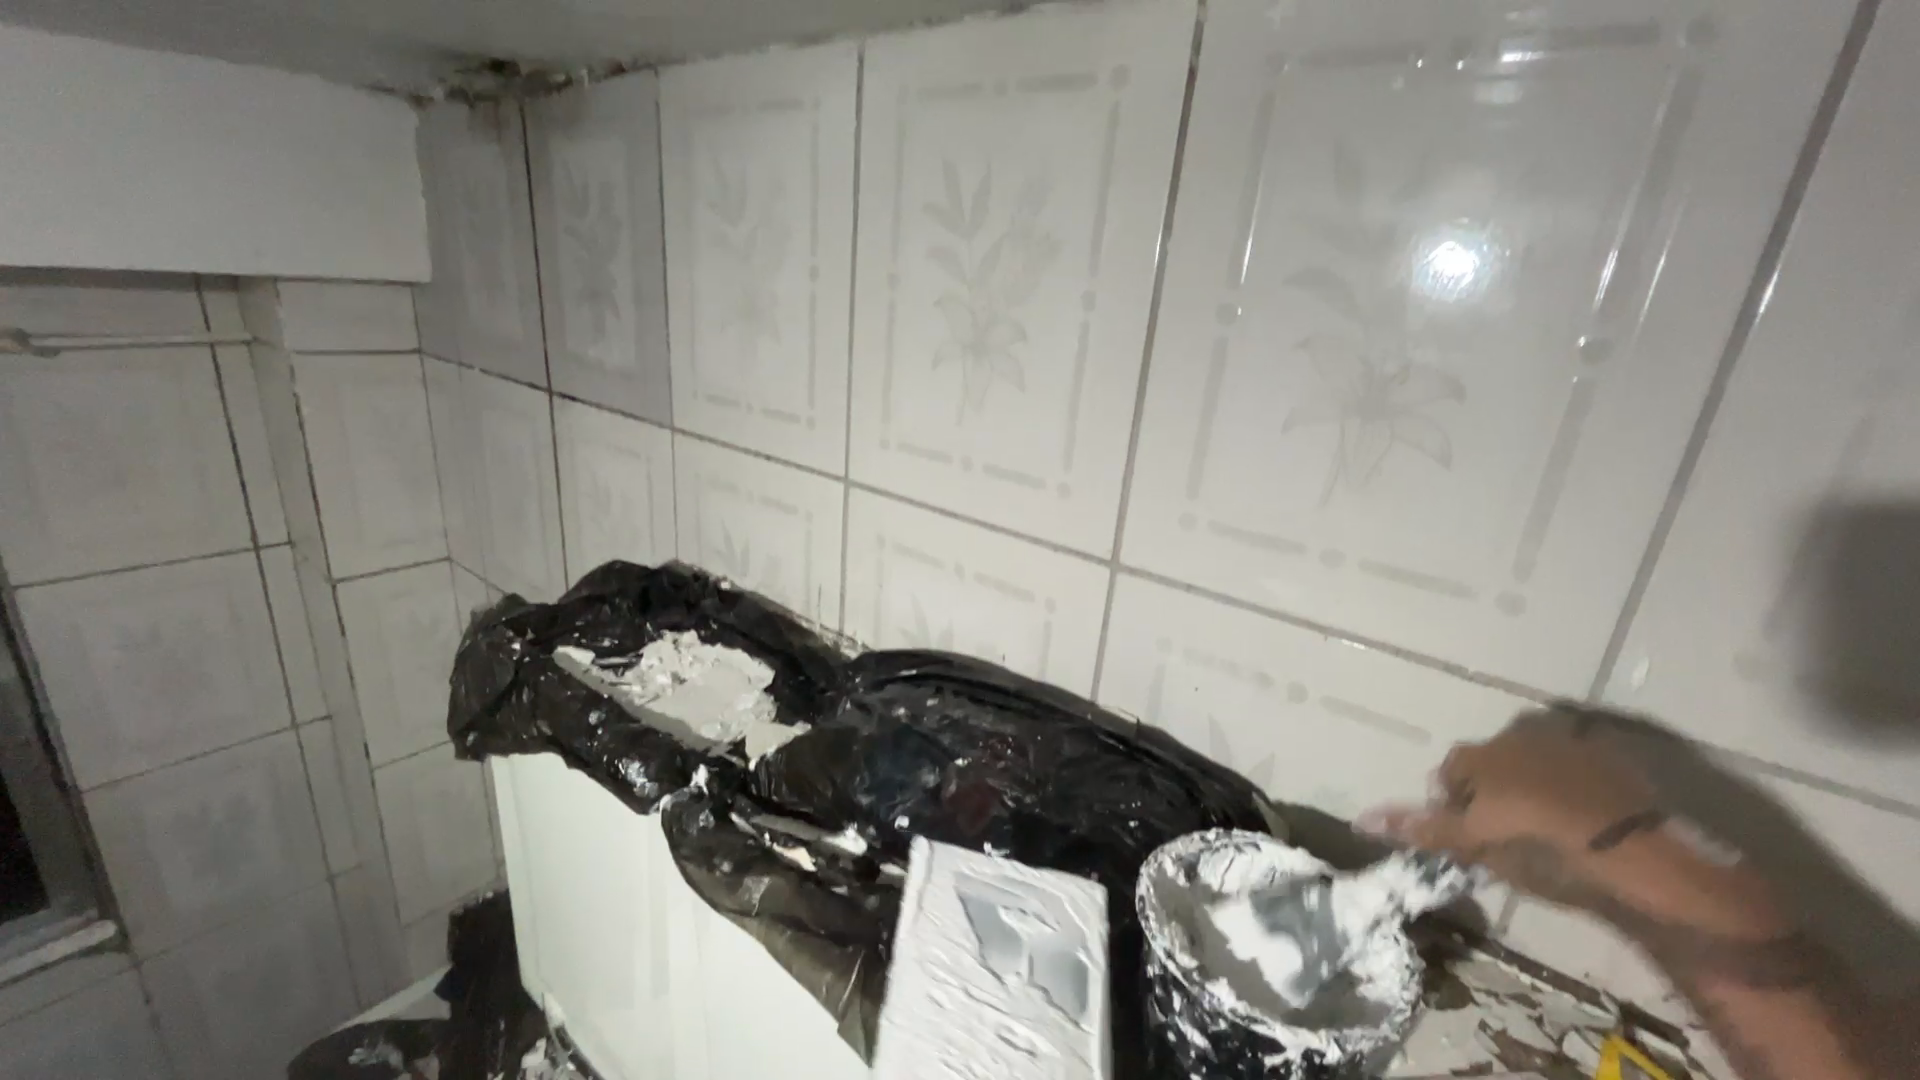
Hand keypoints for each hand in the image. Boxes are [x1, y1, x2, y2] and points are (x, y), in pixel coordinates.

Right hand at [1358, 711, 1668, 909]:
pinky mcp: (1615, 752)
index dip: (1455, 805)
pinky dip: (1576, 782)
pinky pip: (1580, 762)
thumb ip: (1424, 828)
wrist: (1654, 858)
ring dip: (1534, 782)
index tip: (1472, 835)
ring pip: (1533, 759)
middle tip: (1513, 830)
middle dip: (1494, 789)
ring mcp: (1568, 740)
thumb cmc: (1549, 853)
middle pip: (1490, 762)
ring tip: (1554, 822)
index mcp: (1479, 757)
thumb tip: (1360, 818)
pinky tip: (1591, 814)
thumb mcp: (1480, 846)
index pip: (1448, 775)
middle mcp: (1514, 735)